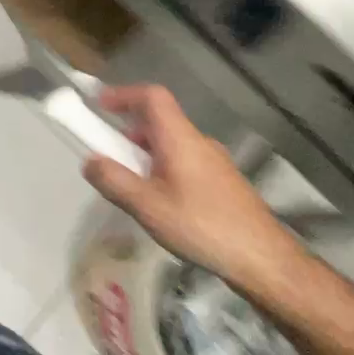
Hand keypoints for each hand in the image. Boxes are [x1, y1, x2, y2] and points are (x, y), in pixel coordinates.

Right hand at [81, 85, 306, 292]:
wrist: (263, 259)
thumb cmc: (202, 226)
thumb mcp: (147, 206)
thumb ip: (114, 181)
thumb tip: (90, 161)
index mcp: (180, 139)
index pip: (152, 97)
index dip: (123, 95)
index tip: (99, 106)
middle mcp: (199, 142)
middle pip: (160, 120)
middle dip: (129, 130)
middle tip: (109, 154)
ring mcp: (215, 162)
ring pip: (173, 144)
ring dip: (146, 153)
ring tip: (132, 185)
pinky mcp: (223, 183)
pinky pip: (185, 162)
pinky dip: (163, 168)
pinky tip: (161, 203)